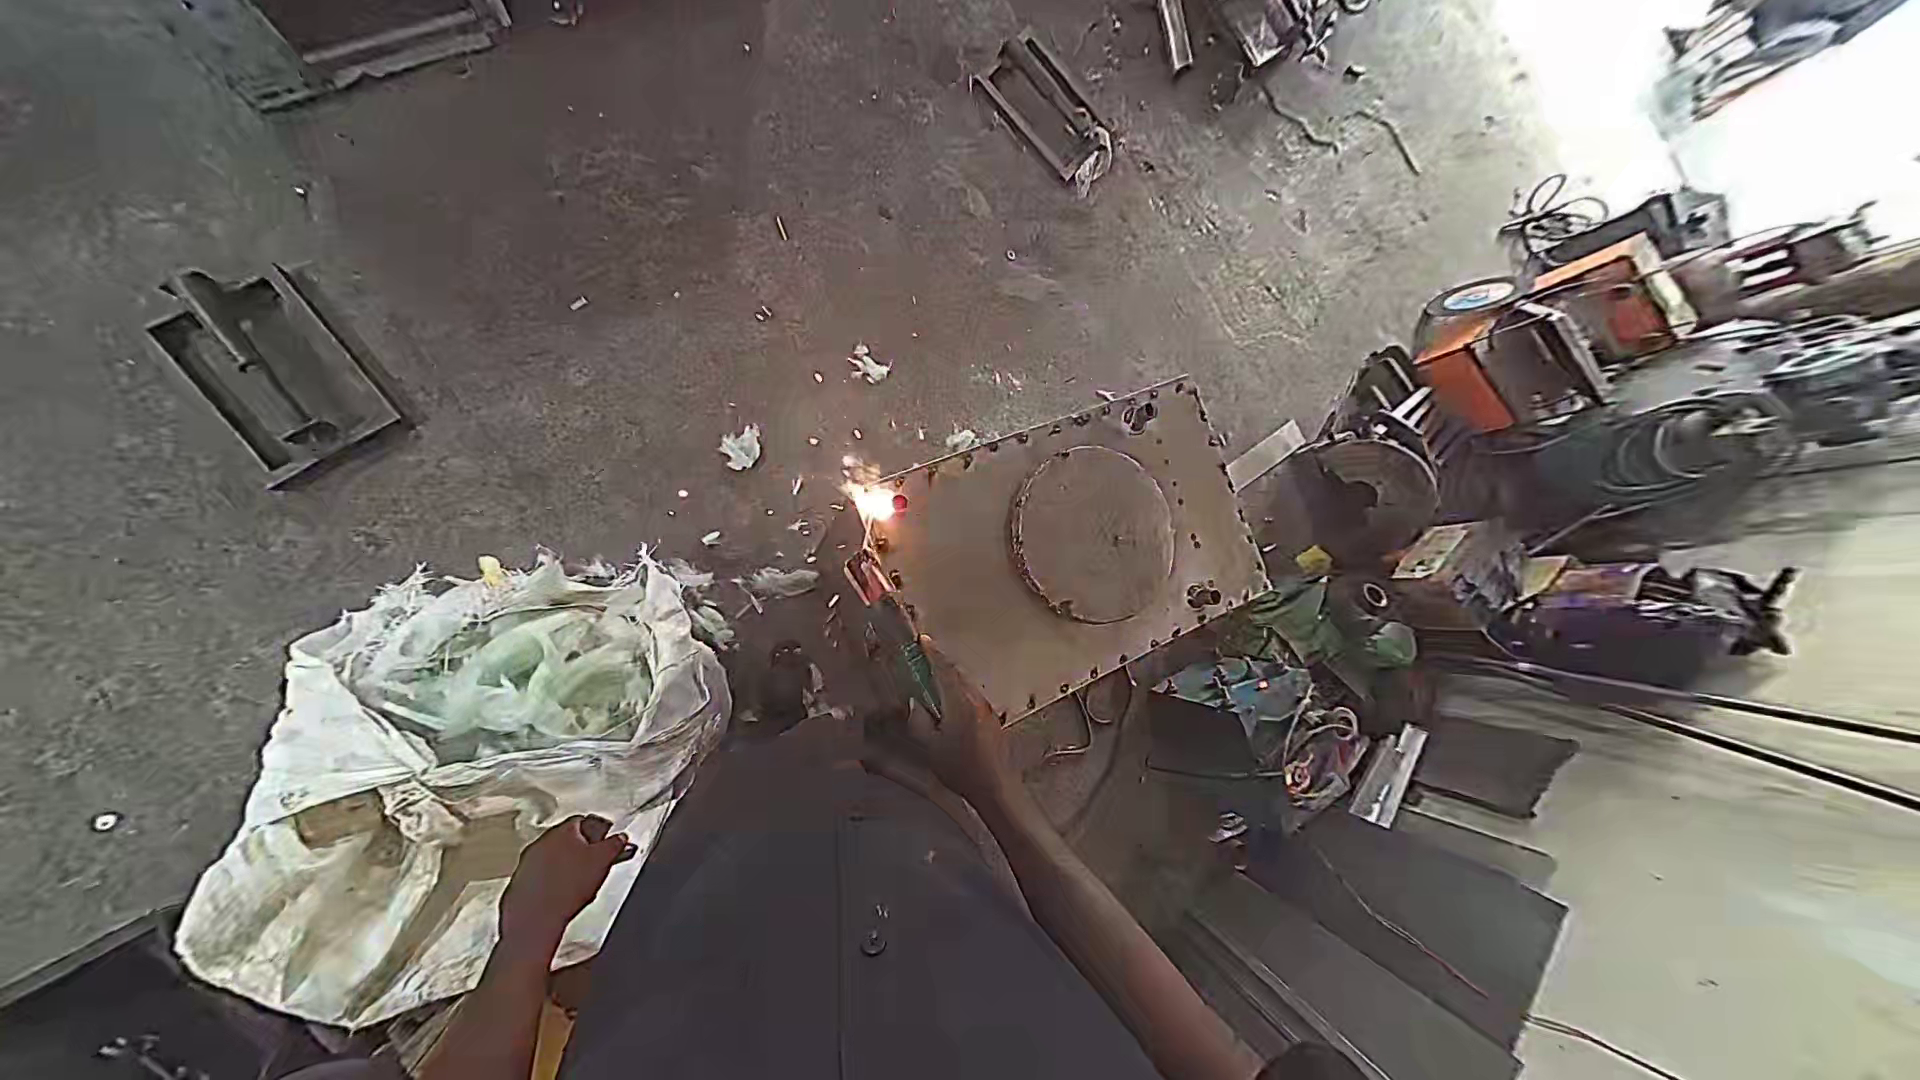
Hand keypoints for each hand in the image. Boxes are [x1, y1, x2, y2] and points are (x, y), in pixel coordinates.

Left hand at [498, 814, 634, 952]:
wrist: (535, 921)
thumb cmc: (567, 887)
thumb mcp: (604, 859)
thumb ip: (616, 843)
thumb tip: (620, 839)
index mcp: (562, 831)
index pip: (584, 821)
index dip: (599, 830)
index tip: (606, 840)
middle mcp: (540, 844)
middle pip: (566, 840)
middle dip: (582, 849)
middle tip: (596, 861)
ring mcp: (525, 866)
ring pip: (552, 860)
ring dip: (565, 866)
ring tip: (580, 881)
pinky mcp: (517, 887)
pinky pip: (539, 879)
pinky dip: (551, 884)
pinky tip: (562, 895)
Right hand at [913, 636, 1016, 805]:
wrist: (996, 788)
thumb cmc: (962, 769)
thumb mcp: (931, 747)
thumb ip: (919, 722)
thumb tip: (916, 704)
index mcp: (960, 703)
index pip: (944, 671)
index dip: (932, 654)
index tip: (924, 641)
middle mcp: (977, 702)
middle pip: (957, 676)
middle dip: (941, 668)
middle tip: (925, 663)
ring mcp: (987, 712)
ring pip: (966, 689)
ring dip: (951, 684)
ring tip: (935, 691)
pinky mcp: (993, 722)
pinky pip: (973, 701)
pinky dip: (960, 698)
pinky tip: (952, 713)